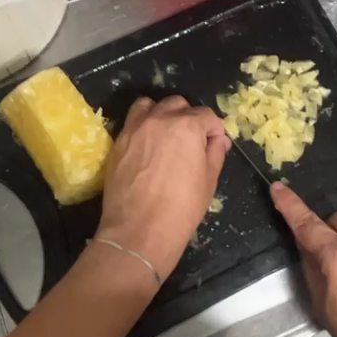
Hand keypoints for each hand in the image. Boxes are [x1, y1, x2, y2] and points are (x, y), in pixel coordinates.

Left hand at [92, 96, 229, 278]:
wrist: (138, 231)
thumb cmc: (181, 208)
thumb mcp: (209, 181)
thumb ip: (215, 153)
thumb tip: (218, 140)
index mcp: (187, 126)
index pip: (207, 115)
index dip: (214, 130)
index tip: (214, 145)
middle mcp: (160, 119)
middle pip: (178, 105)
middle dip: (189, 118)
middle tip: (192, 142)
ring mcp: (135, 128)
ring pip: (151, 105)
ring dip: (162, 114)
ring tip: (166, 135)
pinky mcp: (118, 142)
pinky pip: (132, 121)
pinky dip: (143, 125)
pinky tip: (148, 145)